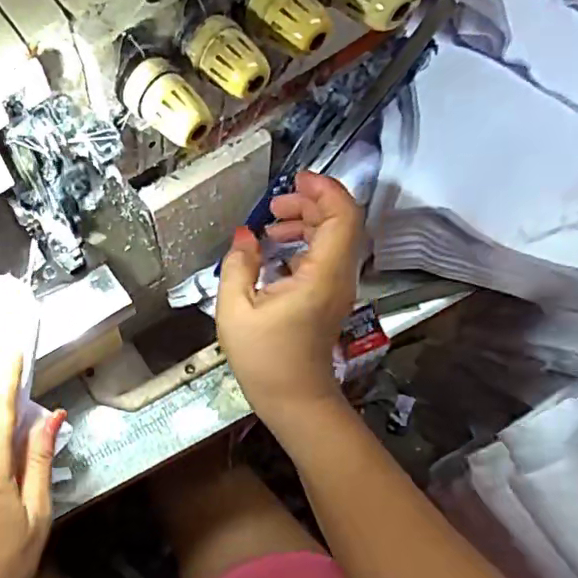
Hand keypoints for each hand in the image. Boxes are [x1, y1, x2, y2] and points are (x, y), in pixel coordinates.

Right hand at [216, 171, 359, 430]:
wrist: (292, 397)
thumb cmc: (263, 358)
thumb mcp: (235, 309)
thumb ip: (238, 265)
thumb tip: (244, 235)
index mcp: (322, 275)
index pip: (342, 216)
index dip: (324, 190)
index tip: (296, 179)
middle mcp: (338, 277)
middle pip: (342, 223)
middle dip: (310, 204)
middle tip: (274, 205)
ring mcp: (337, 288)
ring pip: (335, 239)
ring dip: (307, 224)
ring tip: (271, 227)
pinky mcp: (329, 298)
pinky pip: (326, 258)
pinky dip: (305, 244)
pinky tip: (276, 253)